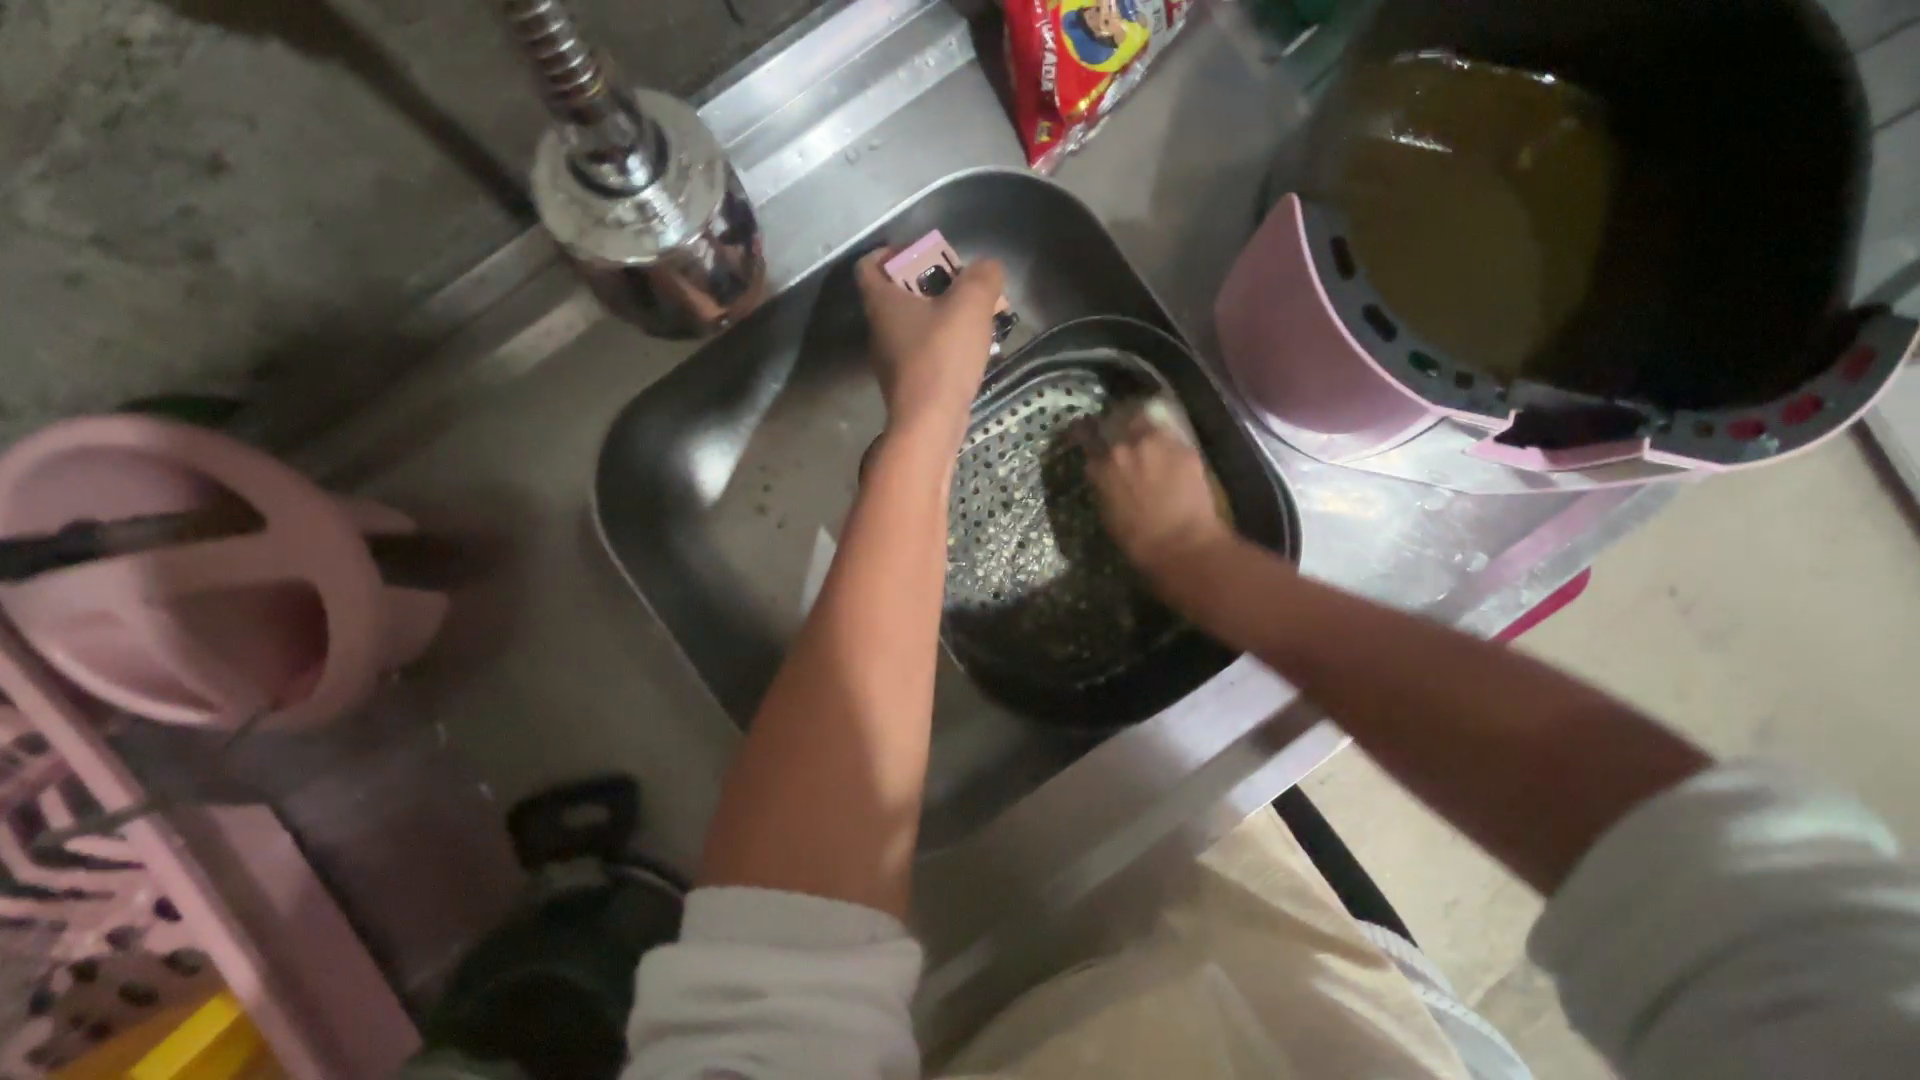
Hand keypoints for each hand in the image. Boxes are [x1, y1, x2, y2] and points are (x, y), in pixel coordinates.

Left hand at [855, 248, 1005, 435]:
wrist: (929, 423)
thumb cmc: (942, 356)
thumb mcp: (971, 304)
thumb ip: (982, 277)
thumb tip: (987, 269)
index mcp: (881, 302)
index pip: (869, 264)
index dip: (892, 251)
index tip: (924, 253)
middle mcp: (878, 328)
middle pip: (898, 293)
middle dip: (931, 283)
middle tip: (963, 285)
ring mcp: (890, 359)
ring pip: (914, 324)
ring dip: (942, 315)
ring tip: (976, 318)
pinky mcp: (907, 383)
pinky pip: (924, 351)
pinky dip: (945, 344)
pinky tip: (972, 350)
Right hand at [1086, 412, 1234, 577]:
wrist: (1182, 544)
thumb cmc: (1139, 541)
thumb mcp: (1108, 513)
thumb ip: (1104, 485)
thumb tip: (1105, 474)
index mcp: (1101, 466)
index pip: (1085, 435)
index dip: (1086, 432)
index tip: (1086, 431)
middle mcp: (1125, 446)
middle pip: (1116, 421)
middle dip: (1118, 427)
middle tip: (1124, 436)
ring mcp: (1157, 442)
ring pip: (1146, 420)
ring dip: (1144, 428)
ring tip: (1150, 440)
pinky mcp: (1184, 447)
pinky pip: (1172, 436)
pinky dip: (1170, 443)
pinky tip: (1174, 456)